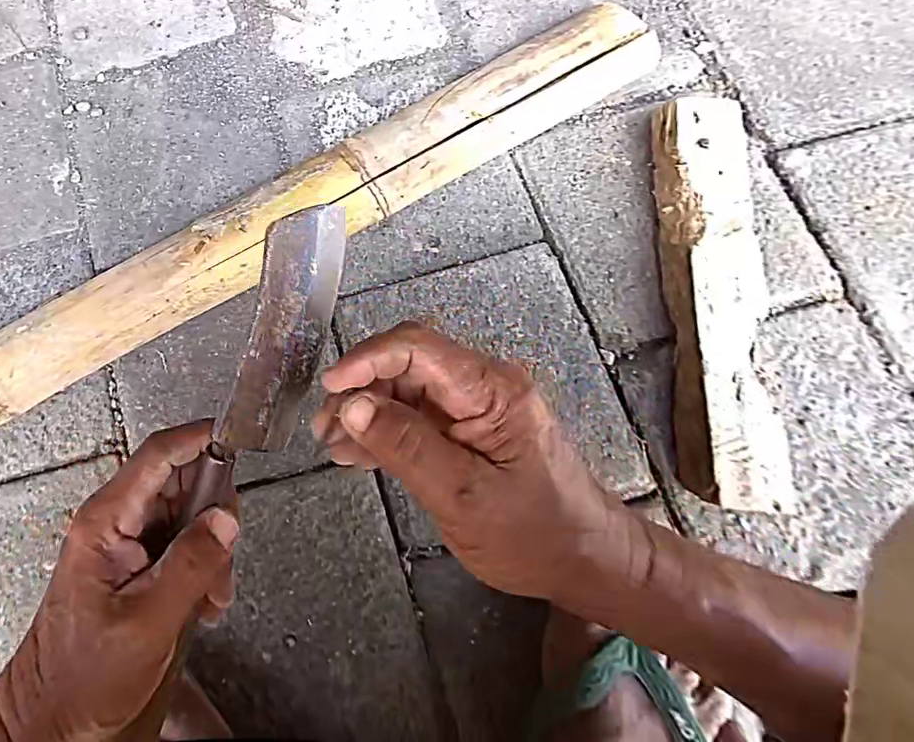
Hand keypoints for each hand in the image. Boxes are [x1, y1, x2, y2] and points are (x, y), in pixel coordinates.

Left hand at [0, 421, 240, 741]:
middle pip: (177, 481)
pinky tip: (200, 601)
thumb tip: (224, 520)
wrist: (54, 713)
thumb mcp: (146, 623)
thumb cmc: (82, 674)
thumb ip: (190, 566)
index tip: (230, 435)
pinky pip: (178, 542)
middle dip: (211, 511)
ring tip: (210, 594)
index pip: (156, 456)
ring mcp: (124, 539)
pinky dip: (200, 565)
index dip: (195, 438)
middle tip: (225, 550)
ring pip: (183, 513)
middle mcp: (113, 519)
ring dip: (209, 547)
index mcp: (106, 520)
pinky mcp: (134, 560)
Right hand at [311, 322, 647, 610]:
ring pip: (399, 387)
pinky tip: (355, 452)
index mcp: (490, 389)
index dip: (367, 358)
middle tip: (325, 425)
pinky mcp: (459, 424)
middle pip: (402, 364)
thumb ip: (406, 448)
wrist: (588, 565)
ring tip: (333, 443)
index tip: (332, 385)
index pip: (417, 347)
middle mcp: (478, 384)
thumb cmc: (536, 535)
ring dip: (362, 411)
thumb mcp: (465, 498)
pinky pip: (409, 413)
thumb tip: (351, 406)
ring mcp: (467, 403)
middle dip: (358, 389)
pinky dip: (379, 429)